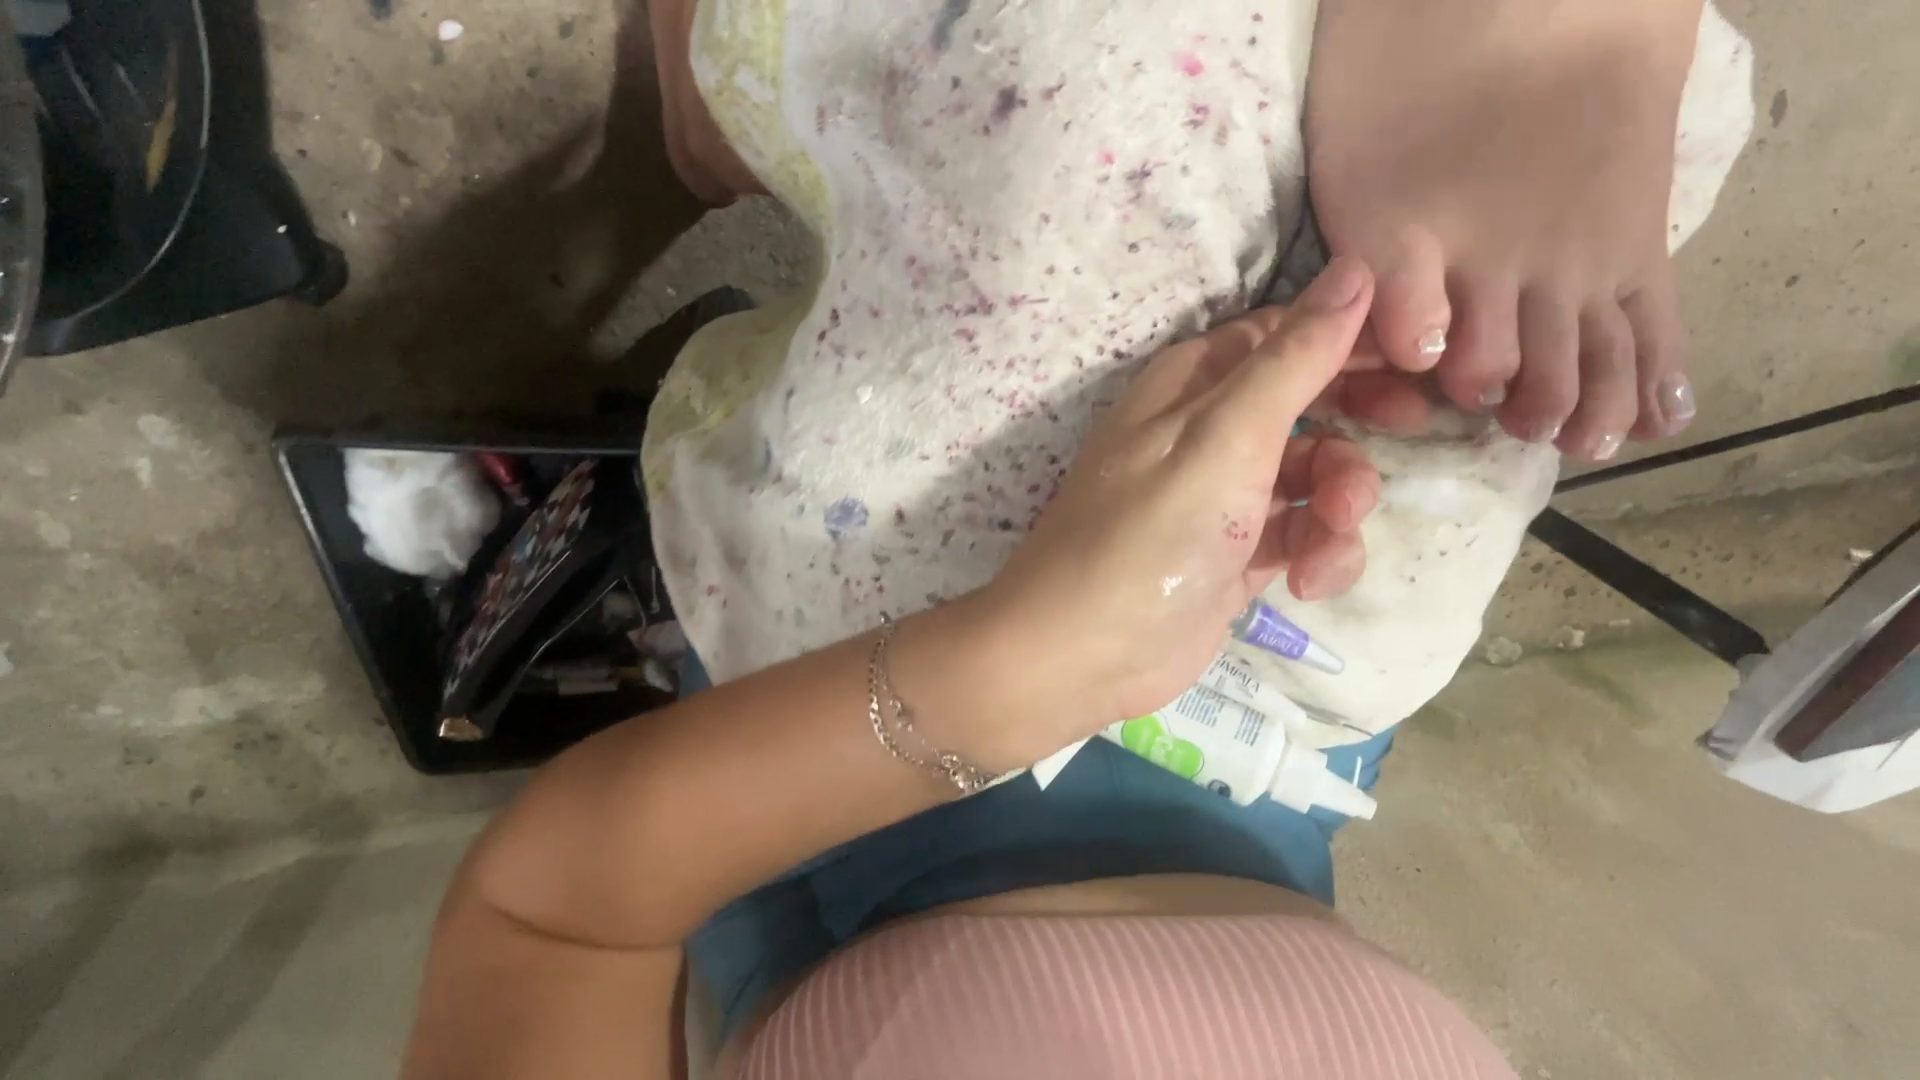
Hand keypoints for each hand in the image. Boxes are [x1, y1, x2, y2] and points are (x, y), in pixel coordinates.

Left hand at [963, 259, 1382, 761]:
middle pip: (1308, 400)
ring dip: (1340, 503)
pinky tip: (1309, 582)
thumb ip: (1292, 359)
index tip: (1421, 350)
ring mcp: (1223, 496)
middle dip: (1358, 418)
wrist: (1085, 652)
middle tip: (1412, 425)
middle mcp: (1207, 431)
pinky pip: (1301, 534)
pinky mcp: (1236, 556)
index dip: (1353, 336)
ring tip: (1327, 540)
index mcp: (1193, 384)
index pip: (1286, 334)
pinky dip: (1319, 552)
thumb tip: (1355, 268)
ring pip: (1314, 474)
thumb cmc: (1150, 534)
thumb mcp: (1224, 437)